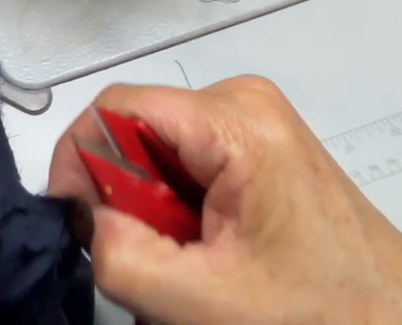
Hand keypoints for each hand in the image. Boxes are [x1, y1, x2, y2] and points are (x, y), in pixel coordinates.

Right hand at [48, 77, 401, 324]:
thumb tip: (83, 217)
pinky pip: (190, 162)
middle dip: (126, 197)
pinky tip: (208, 254)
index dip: (81, 158)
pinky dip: (180, 208)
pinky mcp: (264, 144)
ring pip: (160, 150)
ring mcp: (255, 119)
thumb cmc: (324, 319)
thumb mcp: (208, 304)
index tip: (77, 221)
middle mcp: (241, 98)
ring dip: (153, 210)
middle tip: (148, 265)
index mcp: (232, 118)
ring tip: (188, 269)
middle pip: (139, 130)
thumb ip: (123, 258)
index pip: (116, 107)